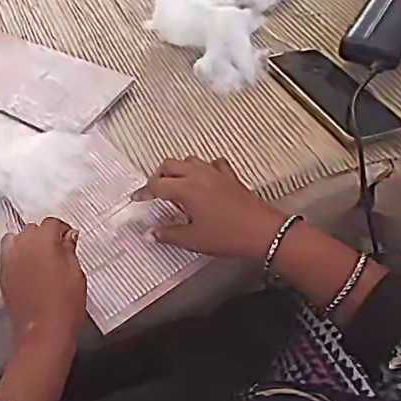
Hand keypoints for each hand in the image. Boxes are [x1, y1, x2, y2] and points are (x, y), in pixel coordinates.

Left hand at [0, 218, 86, 349]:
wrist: (44, 333)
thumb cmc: (65, 304)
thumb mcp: (76, 274)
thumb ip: (69, 250)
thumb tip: (68, 236)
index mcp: (43, 241)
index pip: (51, 224)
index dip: (62, 230)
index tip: (70, 239)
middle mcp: (22, 246)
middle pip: (31, 229)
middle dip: (44, 235)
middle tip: (58, 250)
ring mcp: (9, 261)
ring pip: (15, 240)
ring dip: (27, 244)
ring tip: (40, 258)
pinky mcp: (2, 276)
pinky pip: (8, 257)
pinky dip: (18, 257)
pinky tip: (30, 271)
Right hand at [139, 157, 287, 259]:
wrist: (262, 232)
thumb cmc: (227, 236)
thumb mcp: (192, 240)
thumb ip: (168, 234)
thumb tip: (152, 233)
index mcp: (186, 190)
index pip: (157, 185)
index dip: (144, 192)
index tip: (137, 199)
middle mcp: (198, 175)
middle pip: (169, 165)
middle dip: (158, 176)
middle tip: (154, 192)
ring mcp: (216, 173)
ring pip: (189, 160)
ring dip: (178, 170)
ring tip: (176, 185)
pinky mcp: (230, 176)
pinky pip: (212, 163)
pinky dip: (203, 168)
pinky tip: (204, 180)